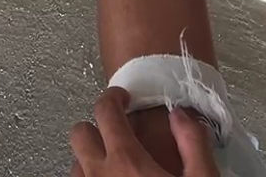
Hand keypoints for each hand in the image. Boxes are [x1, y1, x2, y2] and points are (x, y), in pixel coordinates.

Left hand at [68, 89, 219, 176]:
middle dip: (95, 126)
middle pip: (79, 134)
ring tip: (111, 167)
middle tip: (114, 131)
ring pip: (74, 167)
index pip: (106, 111)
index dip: (114, 97)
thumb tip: (179, 117)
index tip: (124, 100)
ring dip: (89, 161)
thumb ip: (192, 142)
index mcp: (127, 162)